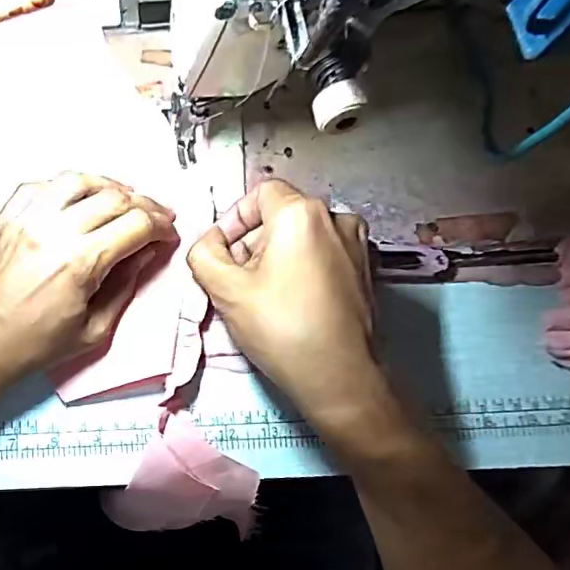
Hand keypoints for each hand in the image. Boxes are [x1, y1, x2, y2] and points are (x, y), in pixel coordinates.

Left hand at [0, 172, 174, 408]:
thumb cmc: (32, 346)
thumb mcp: (94, 330)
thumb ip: (125, 286)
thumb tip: (146, 253)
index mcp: (78, 263)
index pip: (136, 224)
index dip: (161, 226)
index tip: (169, 234)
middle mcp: (52, 230)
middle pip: (114, 197)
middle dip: (145, 205)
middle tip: (157, 217)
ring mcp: (25, 218)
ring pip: (79, 180)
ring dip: (110, 186)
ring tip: (123, 201)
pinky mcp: (4, 216)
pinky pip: (42, 184)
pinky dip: (69, 187)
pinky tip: (79, 201)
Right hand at [188, 180, 391, 432]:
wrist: (339, 376)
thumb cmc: (284, 331)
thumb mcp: (225, 290)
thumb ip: (204, 254)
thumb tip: (209, 243)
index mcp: (303, 213)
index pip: (259, 193)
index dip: (233, 220)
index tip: (222, 252)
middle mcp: (337, 219)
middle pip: (281, 216)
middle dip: (254, 243)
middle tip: (238, 281)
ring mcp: (357, 245)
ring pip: (304, 237)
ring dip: (278, 258)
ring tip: (265, 296)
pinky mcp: (366, 271)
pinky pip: (325, 256)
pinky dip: (304, 269)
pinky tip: (293, 304)